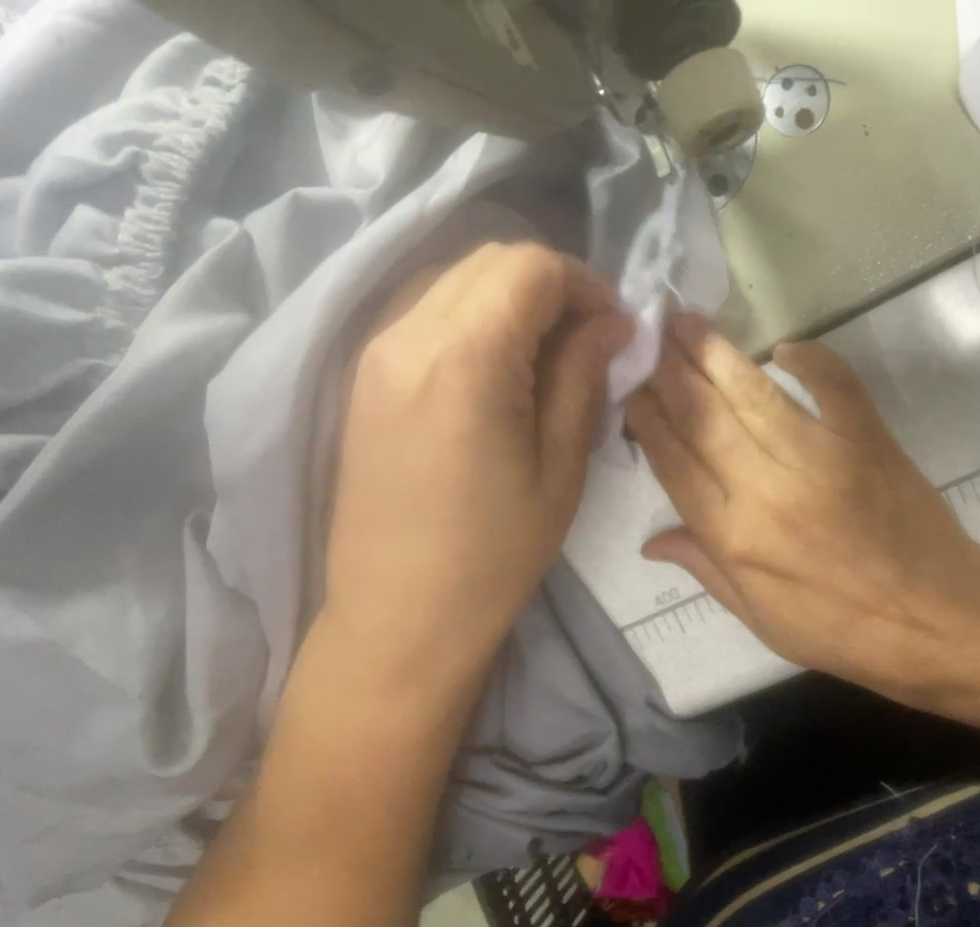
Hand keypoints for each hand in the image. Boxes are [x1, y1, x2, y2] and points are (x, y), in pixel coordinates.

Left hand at [322, 243, 631, 671]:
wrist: (401, 613)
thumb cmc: (496, 552)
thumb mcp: (561, 466)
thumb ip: (583, 377)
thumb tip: (612, 323)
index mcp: (465, 358)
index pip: (529, 268)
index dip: (585, 283)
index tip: (616, 327)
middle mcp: (408, 334)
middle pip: (488, 261)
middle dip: (550, 285)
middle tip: (590, 339)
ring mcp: (374, 351)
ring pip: (453, 280)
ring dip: (510, 298)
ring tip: (548, 355)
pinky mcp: (363, 374)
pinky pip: (425, 312)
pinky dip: (473, 318)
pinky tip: (501, 370)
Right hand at [625, 315, 979, 702]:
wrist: (934, 619)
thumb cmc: (844, 629)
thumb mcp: (763, 622)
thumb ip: (707, 571)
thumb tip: (652, 540)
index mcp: (734, 537)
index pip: (673, 463)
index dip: (646, 420)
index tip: (629, 388)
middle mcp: (766, 490)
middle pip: (701, 416)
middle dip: (667, 370)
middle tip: (646, 333)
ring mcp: (820, 458)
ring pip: (753, 393)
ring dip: (715, 352)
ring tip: (686, 321)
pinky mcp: (867, 439)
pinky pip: (833, 383)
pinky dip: (810, 358)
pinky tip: (784, 348)